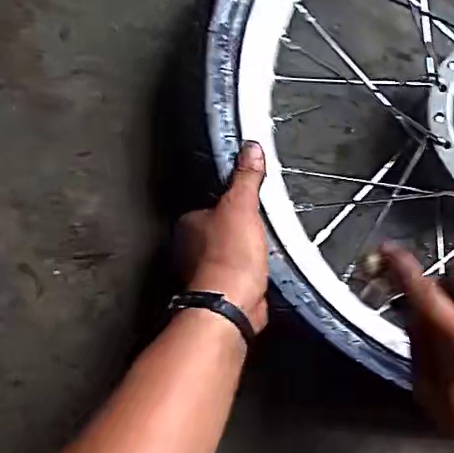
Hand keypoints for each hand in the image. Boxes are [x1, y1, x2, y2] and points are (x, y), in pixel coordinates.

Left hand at [175, 142, 269, 330]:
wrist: (233, 303)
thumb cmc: (230, 258)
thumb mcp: (243, 206)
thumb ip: (247, 178)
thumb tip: (251, 149)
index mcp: (189, 222)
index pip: (210, 203)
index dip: (231, 202)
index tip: (249, 201)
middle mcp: (191, 247)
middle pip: (218, 229)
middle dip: (239, 230)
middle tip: (260, 226)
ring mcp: (205, 270)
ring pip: (227, 253)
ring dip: (245, 253)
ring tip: (264, 249)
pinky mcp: (223, 290)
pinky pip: (238, 275)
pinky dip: (249, 273)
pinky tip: (262, 271)